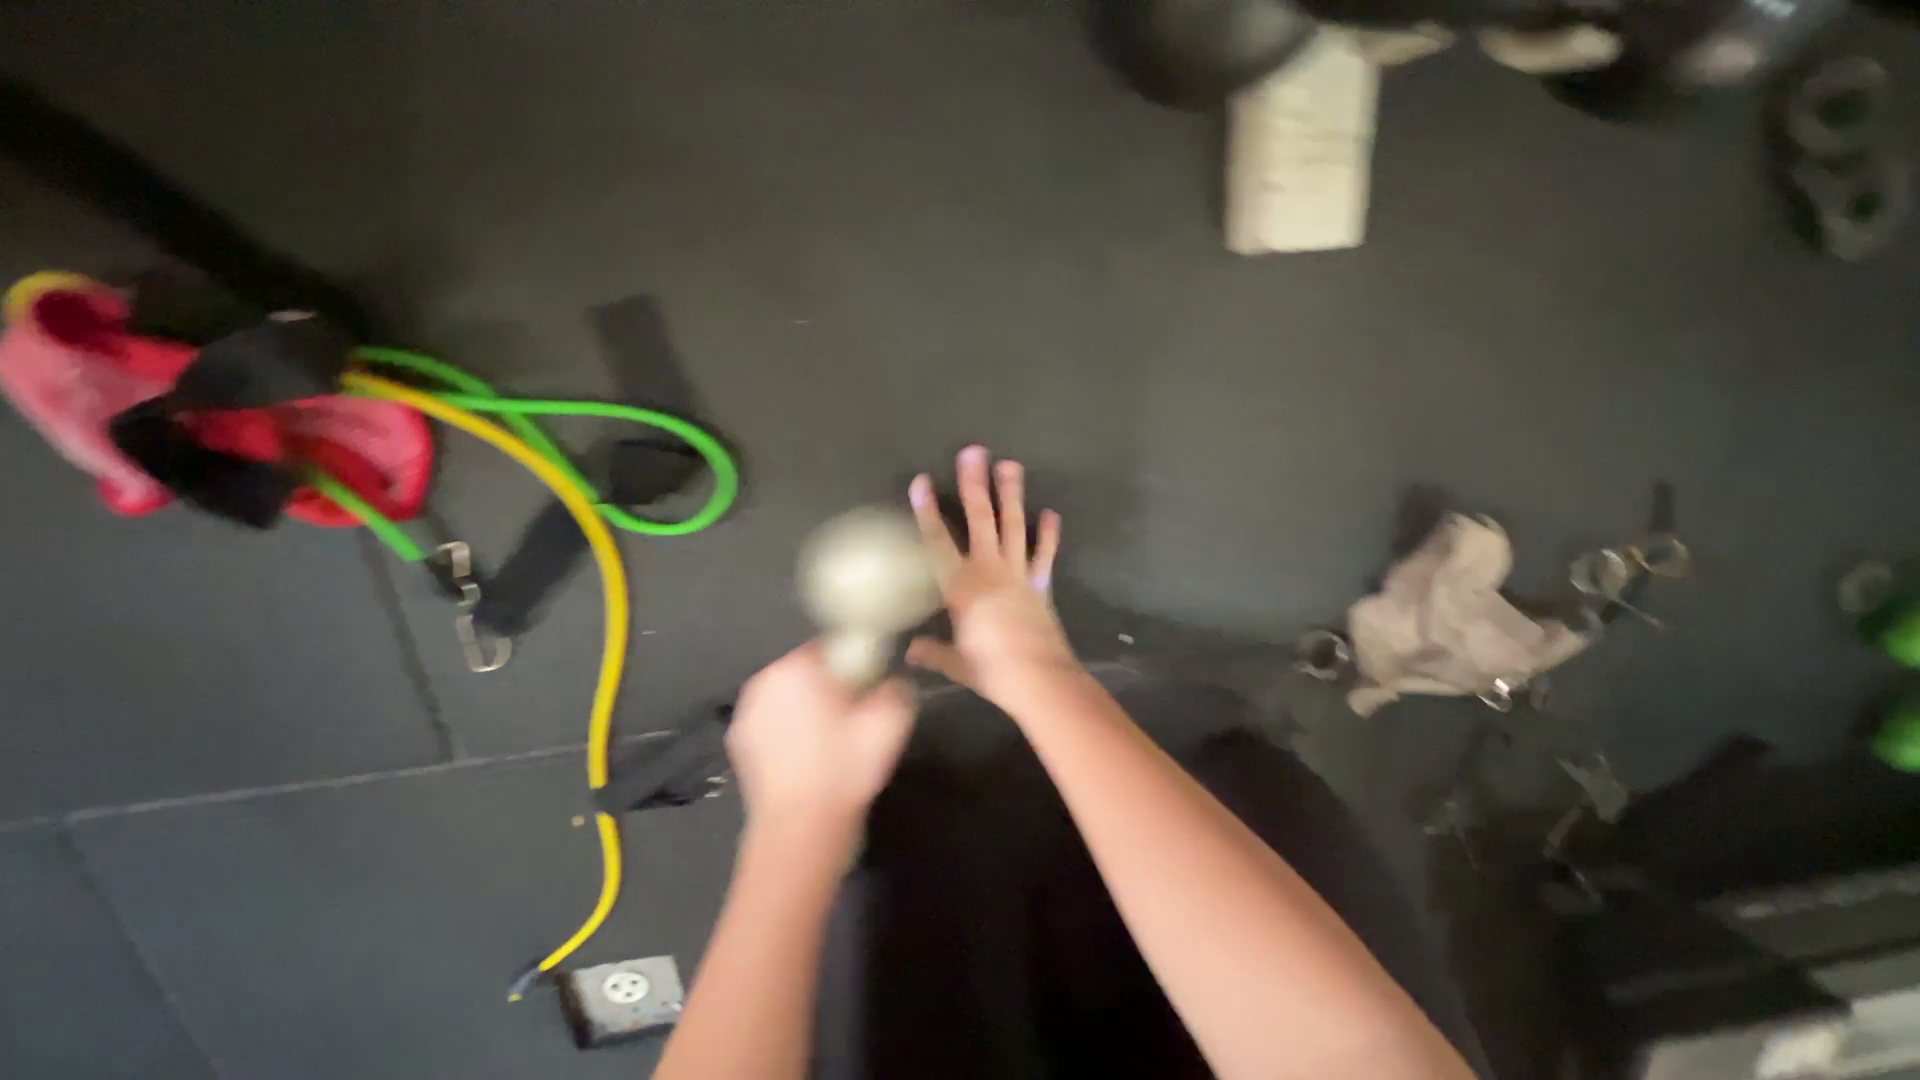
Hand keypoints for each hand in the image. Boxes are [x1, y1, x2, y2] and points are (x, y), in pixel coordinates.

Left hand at [727, 643, 915, 853]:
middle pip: (805, 673)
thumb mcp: (889, 723)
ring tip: (831, 742)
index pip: (829, 649)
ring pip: (787, 700)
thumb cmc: (845, 768)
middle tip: (853, 717)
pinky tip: (808, 759)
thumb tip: (894, 679)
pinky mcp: (739, 745)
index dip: (852, 667)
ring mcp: (746, 714)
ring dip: (806, 710)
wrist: (801, 828)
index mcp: (796, 667)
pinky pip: (772, 726)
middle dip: (827, 688)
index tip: (867, 690)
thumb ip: (895, 688)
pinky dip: (788, 734)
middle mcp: (763, 682)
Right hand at [906, 445, 1078, 702]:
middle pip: (980, 519)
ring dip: (1011, 494)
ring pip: (1013, 526)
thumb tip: (911, 651)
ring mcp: (1018, 574)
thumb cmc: (992, 670)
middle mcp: (989, 570)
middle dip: (975, 484)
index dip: (927, 511)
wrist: (1040, 679)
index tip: (921, 482)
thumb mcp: (956, 663)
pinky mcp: (1041, 584)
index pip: (937, 542)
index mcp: (960, 586)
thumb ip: (933, 651)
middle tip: (974, 451)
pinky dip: (1049, 534)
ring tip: (1010, 465)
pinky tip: (1052, 513)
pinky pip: (1045, 554)